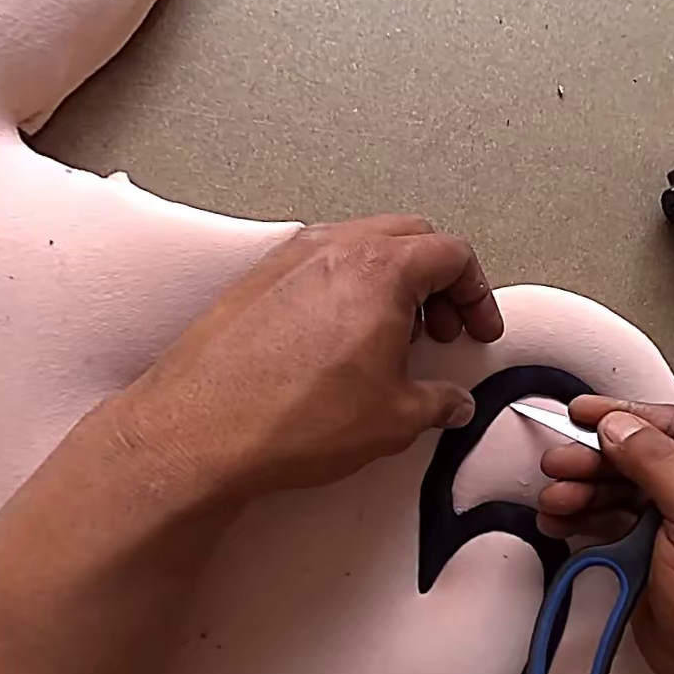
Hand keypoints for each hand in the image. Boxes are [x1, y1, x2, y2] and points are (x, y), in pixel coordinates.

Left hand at [109, 214, 503, 499]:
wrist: (197, 434)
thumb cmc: (285, 418)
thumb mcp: (393, 419)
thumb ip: (438, 402)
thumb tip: (449, 401)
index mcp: (379, 270)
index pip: (452, 254)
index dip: (476, 293)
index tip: (476, 325)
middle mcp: (333, 251)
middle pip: (411, 240)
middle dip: (439, 282)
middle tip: (442, 327)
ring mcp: (289, 260)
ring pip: (363, 247)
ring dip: (393, 283)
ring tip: (393, 336)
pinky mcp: (258, 281)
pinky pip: (320, 266)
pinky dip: (348, 289)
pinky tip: (343, 339)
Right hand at [536, 396, 673, 673]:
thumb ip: (663, 469)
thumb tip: (622, 426)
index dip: (629, 416)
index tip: (587, 412)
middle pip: (639, 457)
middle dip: (594, 458)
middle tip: (560, 460)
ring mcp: (673, 523)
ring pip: (617, 487)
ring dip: (580, 488)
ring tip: (555, 495)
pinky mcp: (646, 547)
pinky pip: (606, 518)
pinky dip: (580, 516)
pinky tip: (559, 517)